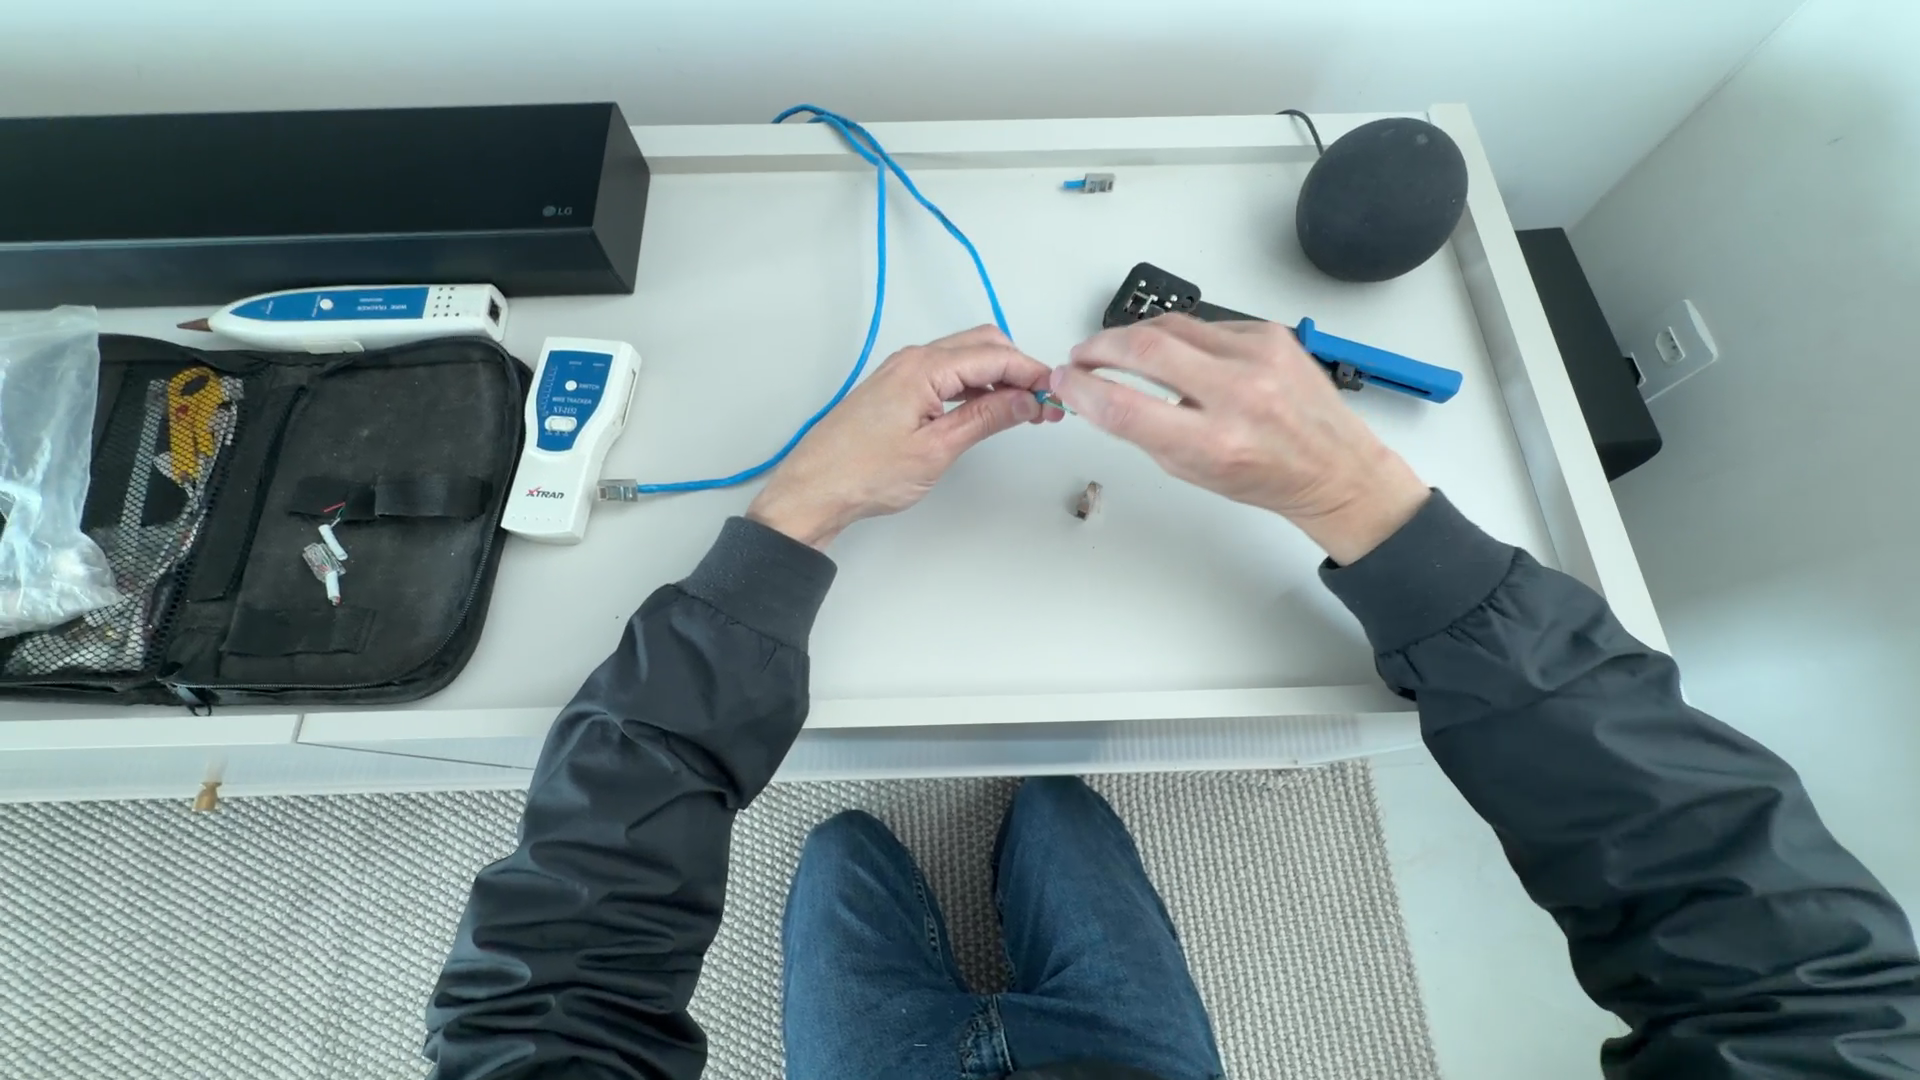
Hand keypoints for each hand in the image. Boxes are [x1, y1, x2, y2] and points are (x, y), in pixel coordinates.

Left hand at [748, 326, 1060, 549]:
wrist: (815, 489)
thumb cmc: (863, 473)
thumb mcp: (937, 448)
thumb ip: (986, 418)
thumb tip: (1025, 400)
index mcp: (924, 368)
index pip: (994, 356)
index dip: (1031, 372)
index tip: (1055, 393)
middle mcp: (913, 360)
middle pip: (982, 346)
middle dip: (1018, 368)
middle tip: (1043, 403)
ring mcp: (902, 373)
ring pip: (964, 359)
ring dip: (997, 378)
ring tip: (1023, 411)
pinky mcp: (896, 390)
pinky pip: (946, 375)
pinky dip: (974, 386)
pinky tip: (986, 409)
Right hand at [1050, 315, 1428, 563]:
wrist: (1332, 467)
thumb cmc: (1263, 477)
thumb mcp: (1190, 470)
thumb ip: (1143, 431)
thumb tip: (1099, 395)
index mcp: (1213, 442)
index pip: (1124, 407)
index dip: (1081, 390)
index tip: (1064, 382)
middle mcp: (1237, 394)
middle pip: (1144, 348)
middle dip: (1098, 347)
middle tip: (1081, 356)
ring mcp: (1258, 356)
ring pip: (1170, 326)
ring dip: (1131, 336)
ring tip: (1113, 349)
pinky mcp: (1269, 334)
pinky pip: (1204, 326)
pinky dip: (1177, 337)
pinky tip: (1172, 353)